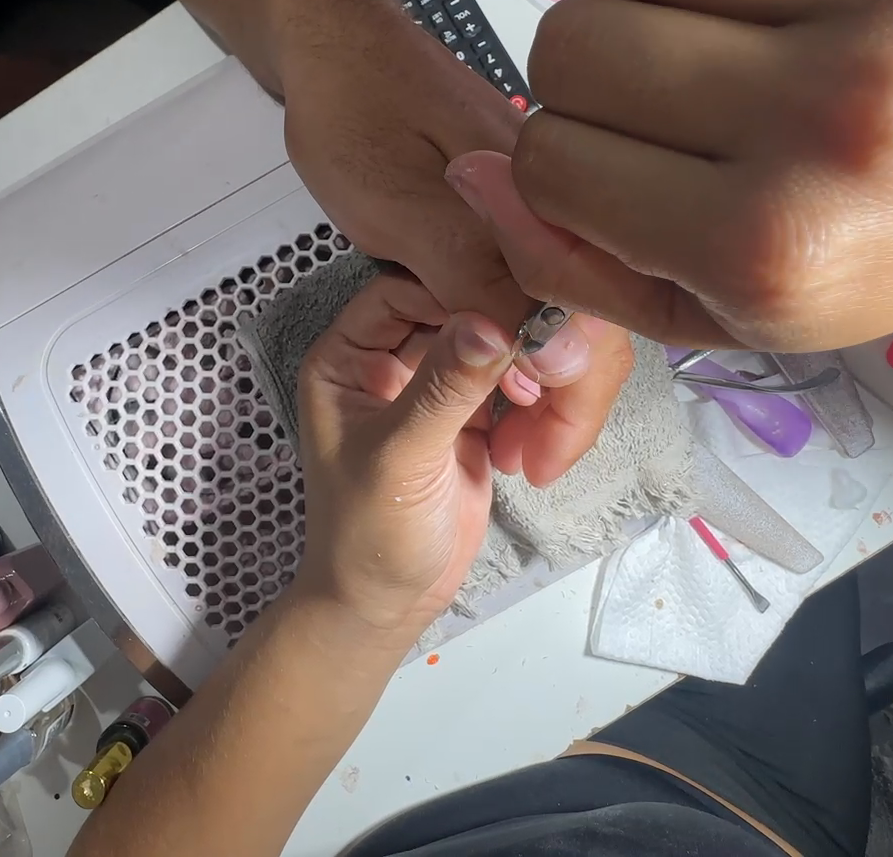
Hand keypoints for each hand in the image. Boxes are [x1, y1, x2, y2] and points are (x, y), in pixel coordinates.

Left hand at [282, 22, 633, 482]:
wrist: (332, 45)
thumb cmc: (353, 120)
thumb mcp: (401, 208)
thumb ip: (470, 276)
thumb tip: (532, 350)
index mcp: (539, 205)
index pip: (581, 309)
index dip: (563, 386)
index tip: (534, 445)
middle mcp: (552, 213)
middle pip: (584, 321)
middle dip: (564, 401)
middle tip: (533, 464)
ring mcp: (531, 219)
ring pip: (559, 320)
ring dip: (544, 389)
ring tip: (525, 452)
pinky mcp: (505, 227)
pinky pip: (529, 300)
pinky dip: (517, 355)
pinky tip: (507, 396)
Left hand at [290, 273, 513, 639]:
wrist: (387, 602)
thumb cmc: (368, 532)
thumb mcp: (400, 457)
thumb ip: (443, 390)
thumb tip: (494, 322)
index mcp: (347, 357)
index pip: (400, 292)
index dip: (451, 289)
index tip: (509, 301)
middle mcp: (388, 360)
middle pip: (450, 312)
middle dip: (497, 328)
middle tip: (544, 347)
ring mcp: (430, 388)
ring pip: (486, 346)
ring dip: (520, 367)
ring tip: (542, 398)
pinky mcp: (468, 417)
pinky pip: (507, 386)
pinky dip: (531, 399)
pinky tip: (540, 425)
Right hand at [445, 0, 892, 353]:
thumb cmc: (870, 251)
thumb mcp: (704, 312)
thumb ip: (569, 263)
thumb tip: (473, 172)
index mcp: (771, 241)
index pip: (546, 154)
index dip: (563, 154)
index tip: (625, 159)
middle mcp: (852, 112)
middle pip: (574, 38)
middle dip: (596, 66)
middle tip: (674, 84)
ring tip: (721, 7)